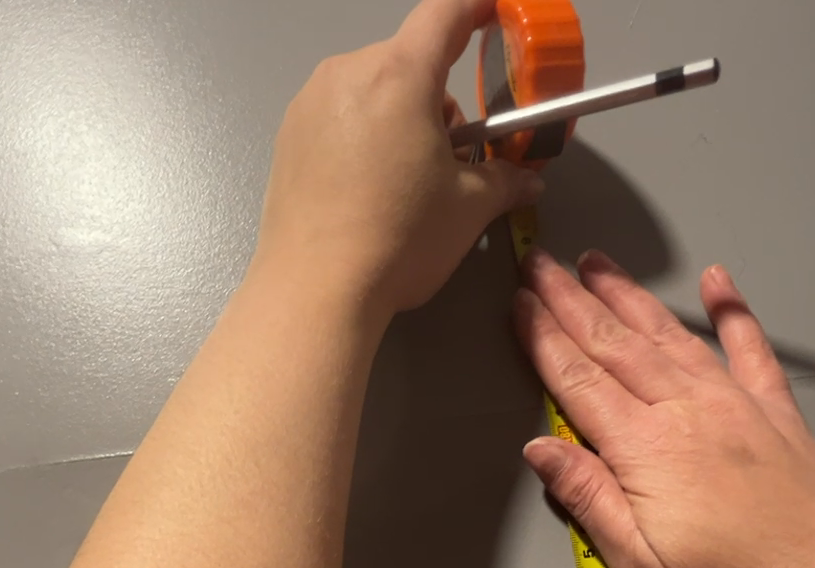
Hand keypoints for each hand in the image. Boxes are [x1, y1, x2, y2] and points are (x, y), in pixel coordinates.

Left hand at [252, 0, 543, 316]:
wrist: (315, 293)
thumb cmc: (399, 241)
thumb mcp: (466, 211)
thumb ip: (503, 181)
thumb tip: (529, 182)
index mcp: (400, 75)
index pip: (446, 12)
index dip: (476, 8)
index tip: (494, 14)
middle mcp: (347, 74)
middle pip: (406, 63)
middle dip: (435, 101)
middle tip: (446, 161)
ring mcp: (308, 105)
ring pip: (369, 92)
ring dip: (396, 120)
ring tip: (400, 186)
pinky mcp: (286, 140)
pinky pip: (336, 120)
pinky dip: (359, 140)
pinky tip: (362, 194)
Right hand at [517, 249, 814, 567]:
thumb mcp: (639, 567)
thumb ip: (588, 499)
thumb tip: (538, 448)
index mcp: (646, 449)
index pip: (580, 381)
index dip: (544, 339)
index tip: (520, 302)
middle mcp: (688, 411)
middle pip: (617, 344)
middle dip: (572, 300)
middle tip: (541, 261)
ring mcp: (738, 405)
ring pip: (670, 335)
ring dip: (629, 296)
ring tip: (597, 263)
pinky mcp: (779, 414)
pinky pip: (751, 349)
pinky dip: (733, 311)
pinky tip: (719, 279)